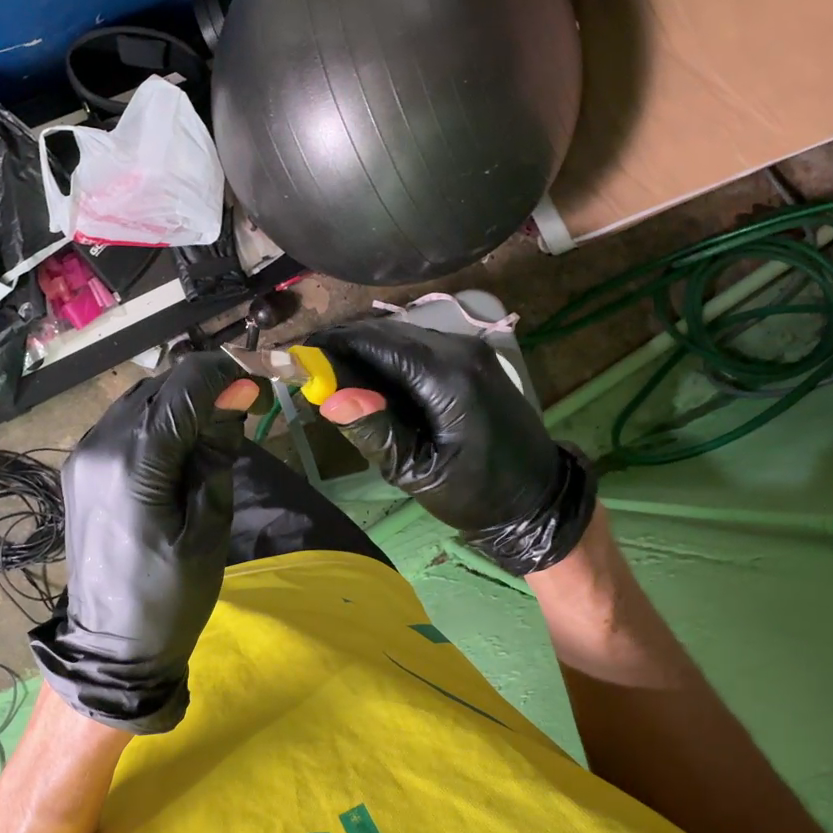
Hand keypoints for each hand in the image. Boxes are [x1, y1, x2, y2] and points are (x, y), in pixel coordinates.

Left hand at [27, 353, 256, 733]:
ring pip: (138, 401)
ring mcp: (82, 456)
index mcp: (133, 463)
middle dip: (202, 388)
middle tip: (240, 411)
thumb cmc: (172, 596)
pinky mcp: (78, 469)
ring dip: (177, 403)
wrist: (112, 646)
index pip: (183, 387)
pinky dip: (154, 423)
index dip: (224, 376)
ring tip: (211, 434)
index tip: (256, 388)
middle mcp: (98, 446)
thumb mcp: (210, 527)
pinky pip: (121, 425)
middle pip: (158, 387)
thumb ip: (217, 451)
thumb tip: (235, 394)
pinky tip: (175, 450)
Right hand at [307, 320, 595, 574]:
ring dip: (363, 352)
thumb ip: (374, 430)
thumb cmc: (476, 493)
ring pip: (400, 338)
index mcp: (447, 376)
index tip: (295, 358)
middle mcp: (459, 349)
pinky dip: (386, 360)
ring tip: (330, 378)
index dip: (331, 346)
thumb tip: (328, 397)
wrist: (537, 498)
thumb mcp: (418, 471)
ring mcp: (468, 350)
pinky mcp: (471, 359)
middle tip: (307, 371)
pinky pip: (417, 349)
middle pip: (385, 334)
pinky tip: (368, 383)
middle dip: (342, 347)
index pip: (374, 343)